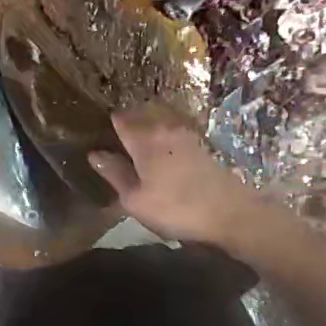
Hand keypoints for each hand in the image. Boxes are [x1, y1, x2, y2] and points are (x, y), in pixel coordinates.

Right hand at [87, 104, 261, 244]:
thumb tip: (95, 154)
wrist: (230, 212)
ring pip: (159, 120)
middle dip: (127, 120)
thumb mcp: (136, 200)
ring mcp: (186, 133)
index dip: (108, 123)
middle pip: (140, 113)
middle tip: (115, 137)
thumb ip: (115, 174)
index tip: (99, 132)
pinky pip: (175, 131)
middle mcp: (165, 127)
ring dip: (147, 126)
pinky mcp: (202, 143)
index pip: (120, 118)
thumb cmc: (176, 209)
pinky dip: (165, 136)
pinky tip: (163, 154)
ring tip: (137, 145)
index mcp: (144, 138)